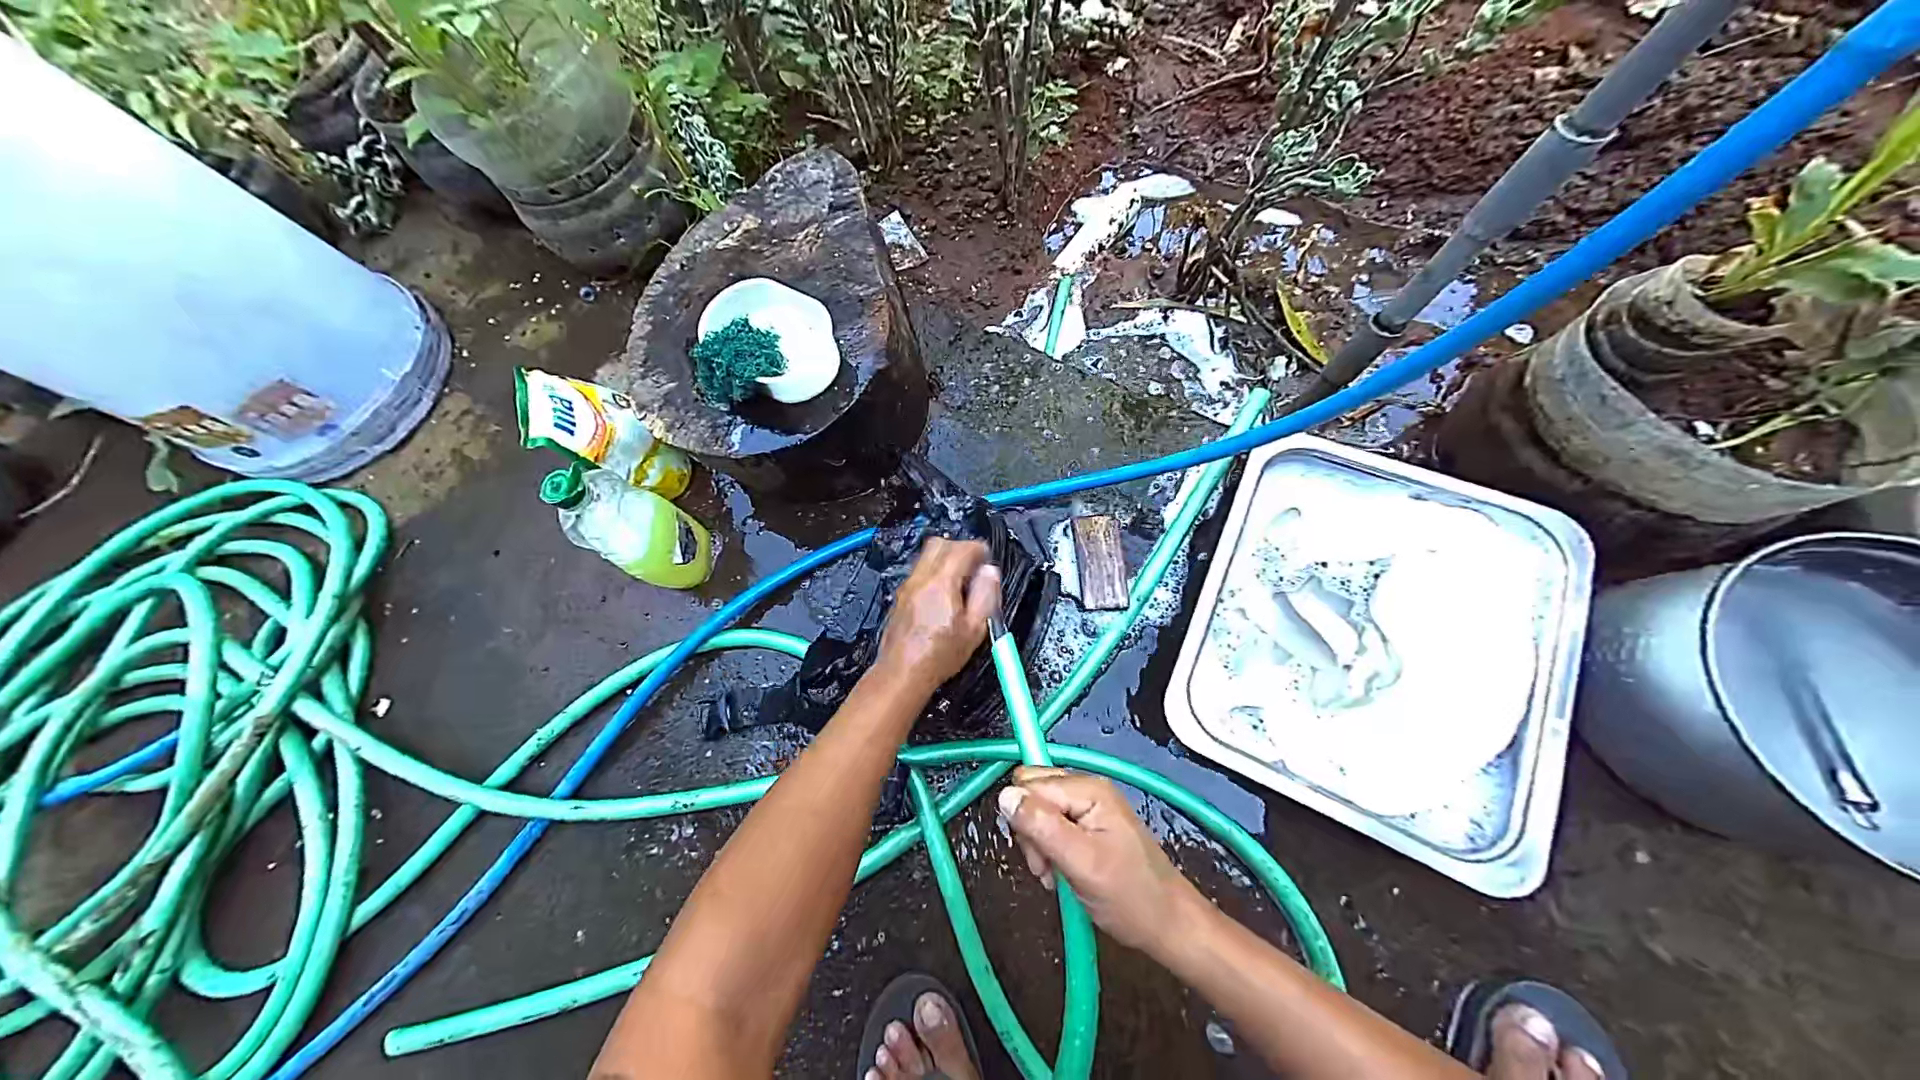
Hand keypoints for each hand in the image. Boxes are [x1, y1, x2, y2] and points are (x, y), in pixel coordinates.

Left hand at [874, 538, 999, 697]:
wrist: (903, 673)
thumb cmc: (938, 656)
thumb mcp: (975, 629)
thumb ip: (986, 595)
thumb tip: (990, 573)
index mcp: (941, 583)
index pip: (962, 548)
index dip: (980, 549)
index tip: (988, 559)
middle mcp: (920, 579)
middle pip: (940, 543)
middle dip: (961, 548)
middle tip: (975, 565)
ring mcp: (907, 587)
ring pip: (927, 556)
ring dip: (946, 560)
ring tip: (961, 582)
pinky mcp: (901, 597)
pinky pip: (919, 572)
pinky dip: (934, 573)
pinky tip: (944, 595)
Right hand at [996, 767, 1207, 955]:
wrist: (1168, 925)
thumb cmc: (1130, 897)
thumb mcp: (1082, 864)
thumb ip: (1043, 827)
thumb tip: (1005, 795)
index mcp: (1089, 789)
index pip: (1030, 785)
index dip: (1026, 821)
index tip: (1042, 858)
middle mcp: (1087, 789)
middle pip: (1031, 792)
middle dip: (1030, 830)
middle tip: (1048, 865)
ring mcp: (1088, 806)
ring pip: (1037, 810)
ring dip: (1038, 844)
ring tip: (1057, 874)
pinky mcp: (1087, 825)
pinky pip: (1051, 825)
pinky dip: (1048, 850)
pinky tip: (1061, 872)